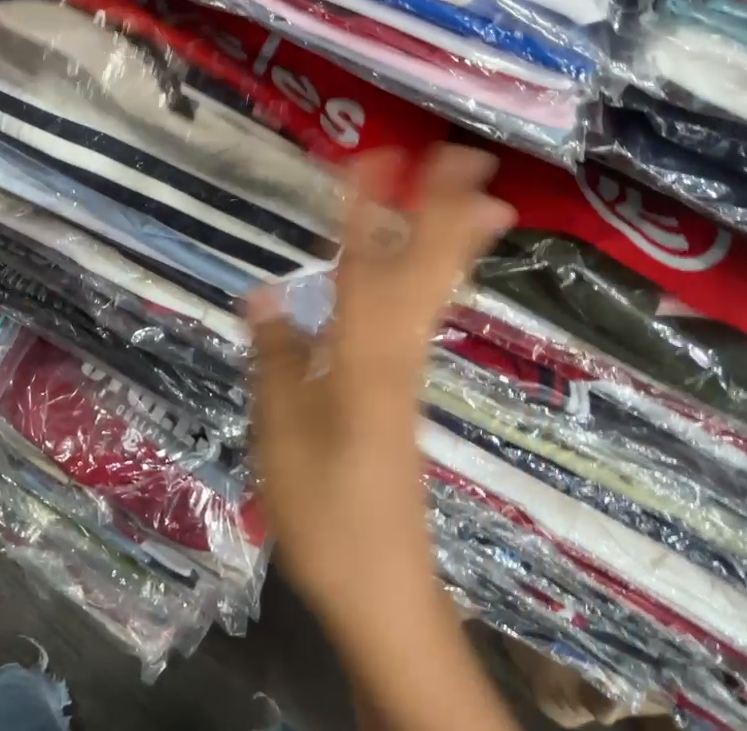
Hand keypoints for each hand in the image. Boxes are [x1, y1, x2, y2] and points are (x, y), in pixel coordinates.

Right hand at [246, 145, 512, 621]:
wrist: (380, 588)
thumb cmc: (322, 513)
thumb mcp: (279, 436)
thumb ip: (276, 360)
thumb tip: (265, 292)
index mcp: (361, 363)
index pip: (363, 270)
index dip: (365, 211)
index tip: (373, 157)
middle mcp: (393, 359)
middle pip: (423, 274)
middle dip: (443, 213)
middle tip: (464, 159)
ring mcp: (404, 380)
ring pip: (434, 298)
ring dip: (452, 244)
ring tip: (481, 202)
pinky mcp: (402, 401)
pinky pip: (422, 324)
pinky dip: (433, 285)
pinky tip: (428, 279)